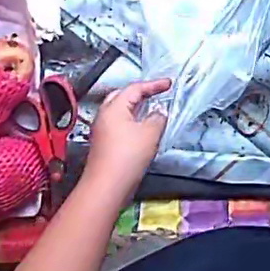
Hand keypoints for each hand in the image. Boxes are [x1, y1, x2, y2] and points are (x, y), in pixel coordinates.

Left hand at [83, 78, 170, 203]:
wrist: (106, 187)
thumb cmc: (127, 156)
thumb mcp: (150, 133)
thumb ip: (158, 118)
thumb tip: (160, 113)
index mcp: (114, 107)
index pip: (135, 88)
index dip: (153, 85)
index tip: (168, 84)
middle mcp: (104, 115)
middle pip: (123, 96)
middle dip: (140, 93)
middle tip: (156, 93)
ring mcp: (102, 130)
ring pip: (120, 111)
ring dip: (136, 108)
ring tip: (151, 109)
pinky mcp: (103, 144)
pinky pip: (119, 124)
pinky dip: (132, 121)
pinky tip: (141, 129)